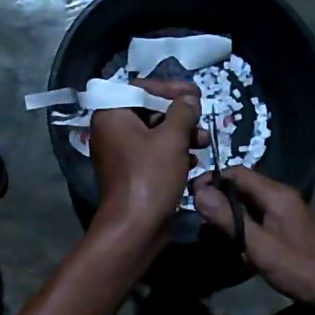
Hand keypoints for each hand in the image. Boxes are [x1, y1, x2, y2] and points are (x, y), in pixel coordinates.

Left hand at [90, 79, 203, 234]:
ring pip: (154, 133)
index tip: (194, 94)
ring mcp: (120, 154)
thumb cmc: (150, 176)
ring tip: (204, 142)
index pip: (140, 88)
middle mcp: (111, 131)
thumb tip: (189, 99)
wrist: (135, 227)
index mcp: (111, 115)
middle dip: (179, 115)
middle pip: (148, 110)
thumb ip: (183, 112)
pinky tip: (193, 161)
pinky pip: (153, 154)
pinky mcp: (132, 173)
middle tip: (201, 118)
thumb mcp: (172, 138)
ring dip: (181, 135)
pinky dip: (173, 153)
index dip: (169, 88)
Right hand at [194, 167, 314, 311]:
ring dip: (230, 215)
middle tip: (200, 218)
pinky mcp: (289, 228)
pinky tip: (236, 246)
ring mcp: (288, 213)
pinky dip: (244, 227)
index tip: (191, 196)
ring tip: (214, 234)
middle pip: (243, 187)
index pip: (238, 172)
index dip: (212, 179)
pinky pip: (260, 218)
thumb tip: (199, 193)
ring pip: (250, 204)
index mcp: (277, 195)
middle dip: (219, 199)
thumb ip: (229, 219)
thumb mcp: (258, 246)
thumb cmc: (298, 269)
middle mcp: (283, 197)